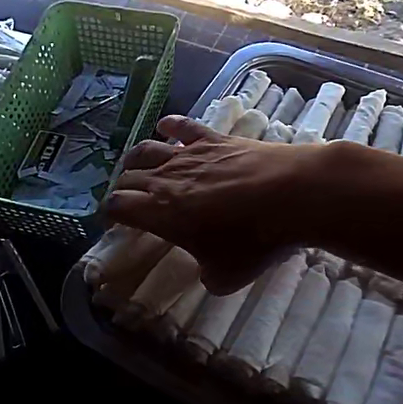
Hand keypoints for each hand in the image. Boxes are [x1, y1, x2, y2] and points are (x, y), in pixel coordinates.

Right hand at [104, 114, 324, 293]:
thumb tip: (208, 276)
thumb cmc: (255, 240)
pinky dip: (169, 126)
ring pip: (145, 149)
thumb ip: (208, 278)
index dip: (109, 214)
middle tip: (125, 199)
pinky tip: (165, 127)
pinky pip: (182, 126)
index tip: (111, 222)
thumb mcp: (226, 276)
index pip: (117, 207)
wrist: (294, 195)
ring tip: (133, 165)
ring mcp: (188, 155)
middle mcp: (165, 179)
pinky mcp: (213, 139)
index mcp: (160, 213)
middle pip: (128, 178)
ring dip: (134, 159)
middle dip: (121, 189)